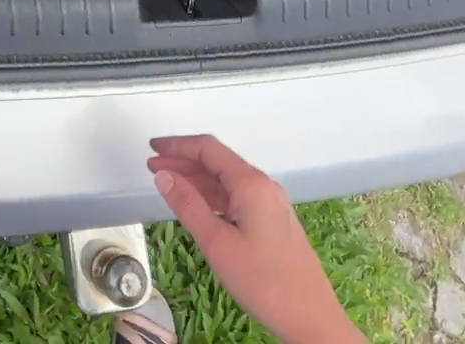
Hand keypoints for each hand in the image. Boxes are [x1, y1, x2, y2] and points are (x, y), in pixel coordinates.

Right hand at [148, 135, 366, 343]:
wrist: (312, 319)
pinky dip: (212, 195)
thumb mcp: (218, 244)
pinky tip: (197, 206)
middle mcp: (262, 185)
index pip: (208, 149)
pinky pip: (236, 196)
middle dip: (183, 161)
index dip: (177, 146)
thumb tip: (164, 176)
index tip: (152, 149)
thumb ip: (188, 205)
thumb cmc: (264, 282)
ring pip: (226, 180)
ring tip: (168, 185)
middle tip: (152, 168)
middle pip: (217, 161)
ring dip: (196, 179)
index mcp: (251, 183)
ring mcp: (270, 202)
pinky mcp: (272, 219)